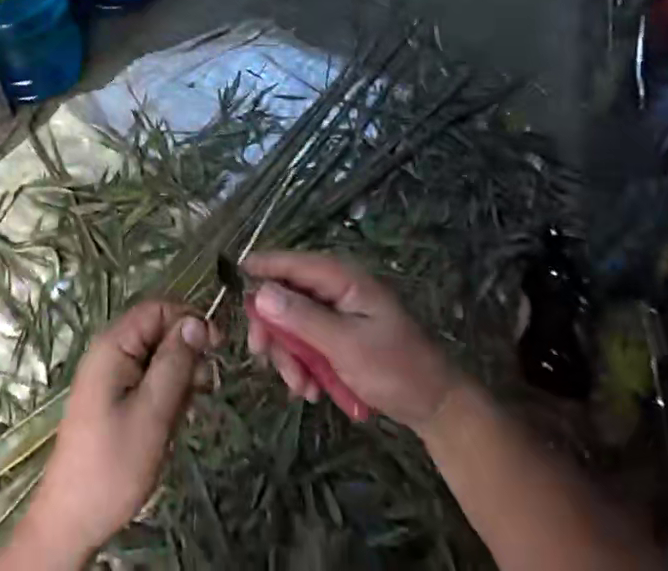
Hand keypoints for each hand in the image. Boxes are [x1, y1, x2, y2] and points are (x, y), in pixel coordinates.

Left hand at [2, 301, 218, 568]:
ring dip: (179, 378)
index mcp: (113, 345)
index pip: (158, 308)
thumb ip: (176, 362)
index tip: (216, 348)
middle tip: (203, 387)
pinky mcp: (115, 398)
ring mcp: (111, 376)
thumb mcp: (153, 410)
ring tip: (185, 411)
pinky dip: (167, 394)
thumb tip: (196, 322)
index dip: (190, 321)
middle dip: (186, 354)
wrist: (73, 520)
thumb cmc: (114, 464)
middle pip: (159, 331)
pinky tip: (172, 420)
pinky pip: (149, 380)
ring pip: (158, 357)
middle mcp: (110, 352)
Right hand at [241, 251, 464, 432]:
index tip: (234, 275)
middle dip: (275, 330)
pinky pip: (306, 343)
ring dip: (289, 356)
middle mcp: (336, 289)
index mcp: (342, 278)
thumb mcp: (346, 345)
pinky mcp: (338, 335)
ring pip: (292, 324)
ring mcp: (337, 313)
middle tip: (264, 357)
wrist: (434, 405)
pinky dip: (303, 365)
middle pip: (286, 296)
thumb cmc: (395, 367)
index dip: (263, 267)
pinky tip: (311, 389)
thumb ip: (302, 318)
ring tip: (301, 388)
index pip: (293, 262)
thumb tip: (259, 292)